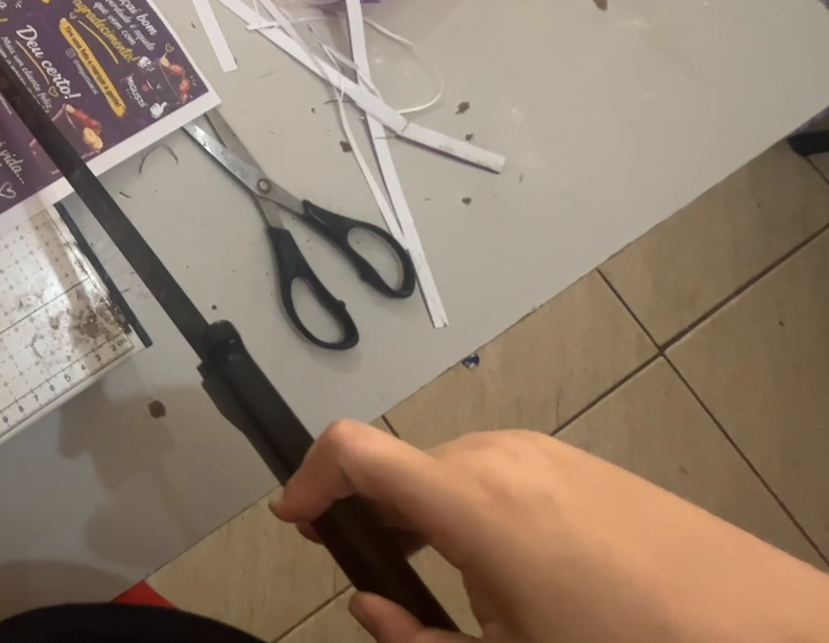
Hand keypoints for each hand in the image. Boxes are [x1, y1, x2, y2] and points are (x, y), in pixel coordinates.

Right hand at [272, 420, 828, 642]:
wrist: (798, 642)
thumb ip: (420, 642)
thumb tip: (366, 604)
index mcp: (470, 499)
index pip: (350, 450)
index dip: (306, 476)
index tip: (295, 518)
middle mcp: (493, 455)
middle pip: (395, 467)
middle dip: (375, 517)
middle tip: (387, 573)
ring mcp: (541, 452)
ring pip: (443, 471)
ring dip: (428, 516)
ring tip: (473, 586)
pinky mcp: (579, 460)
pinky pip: (494, 473)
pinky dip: (475, 508)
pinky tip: (529, 570)